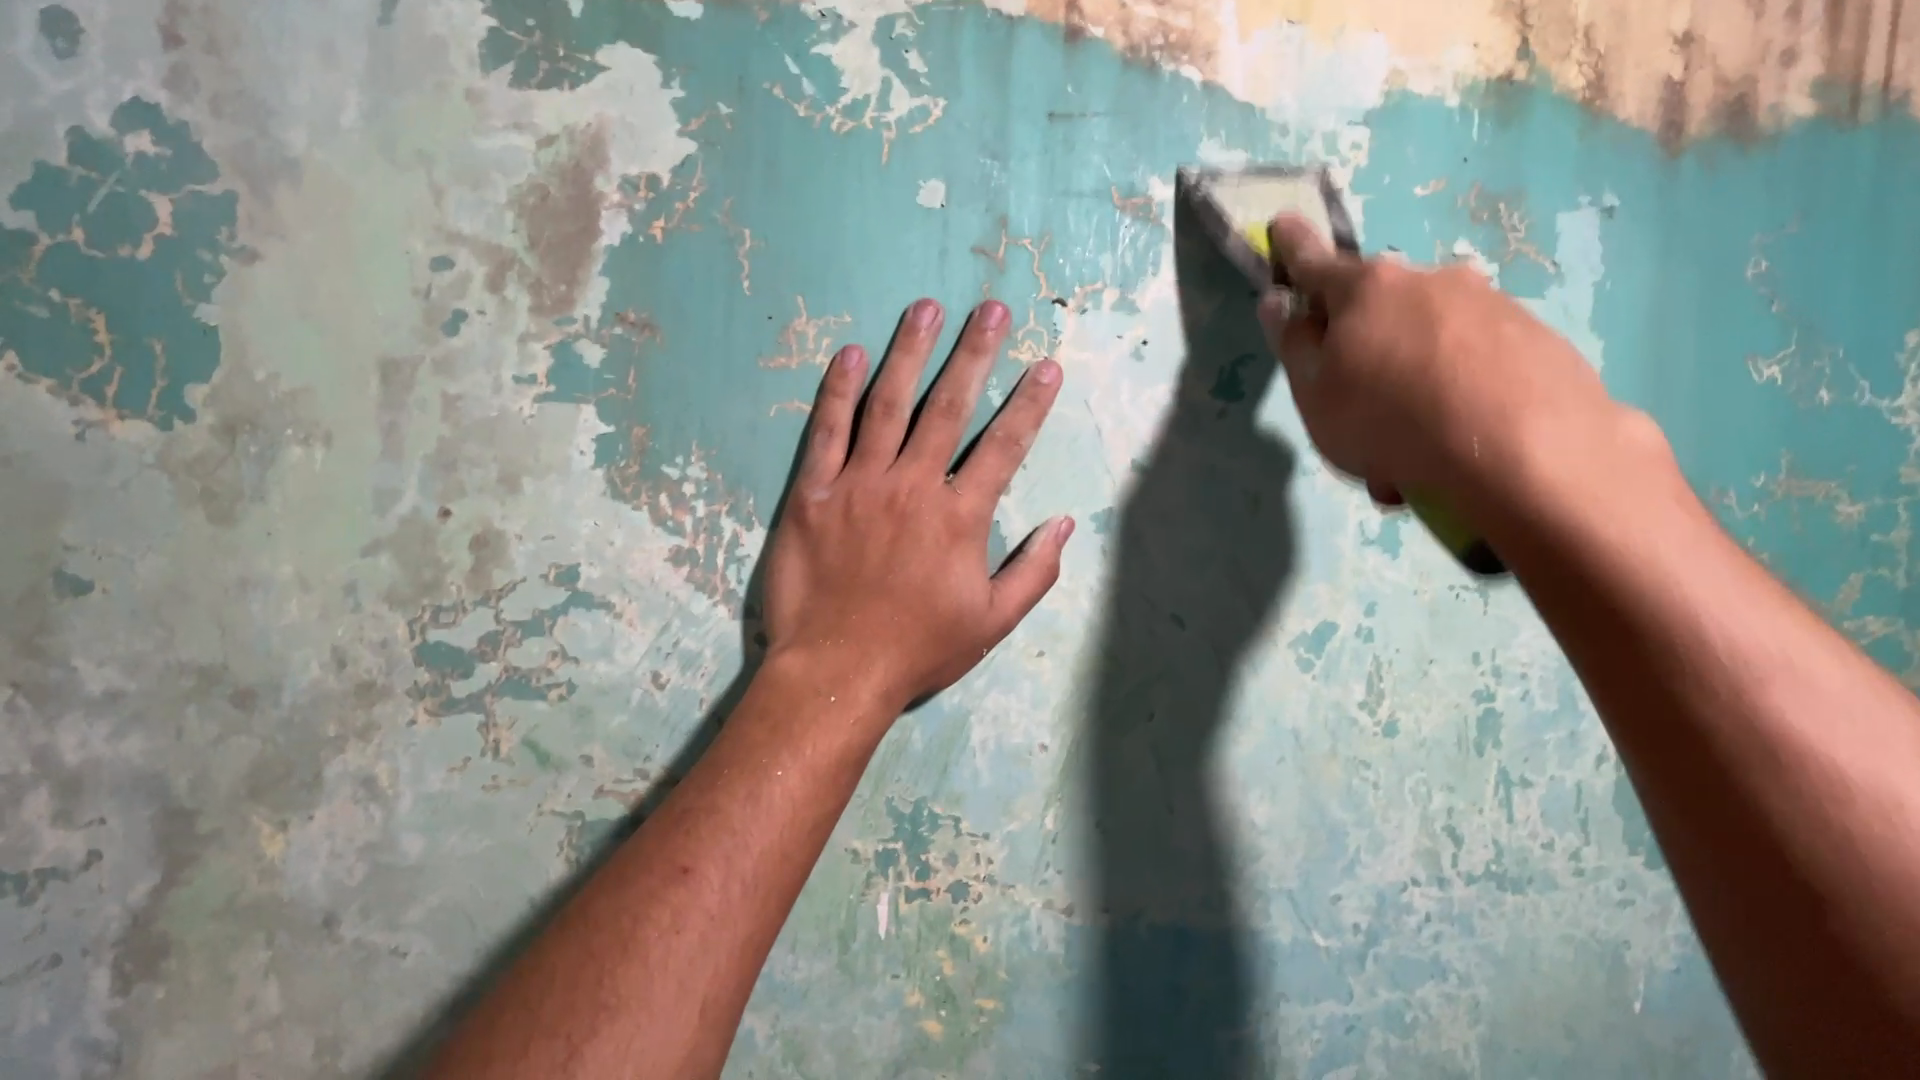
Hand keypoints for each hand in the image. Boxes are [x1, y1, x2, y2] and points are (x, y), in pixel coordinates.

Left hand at [760, 298, 1071, 712]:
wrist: (836, 671)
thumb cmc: (917, 649)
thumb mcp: (992, 623)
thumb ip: (1033, 572)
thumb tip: (1063, 524)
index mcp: (959, 517)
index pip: (1004, 447)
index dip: (1029, 404)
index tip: (1045, 365)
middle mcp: (912, 487)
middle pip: (949, 408)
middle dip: (974, 354)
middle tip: (990, 308)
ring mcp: (859, 485)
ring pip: (888, 405)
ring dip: (909, 353)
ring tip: (925, 309)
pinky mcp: (813, 494)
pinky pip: (827, 433)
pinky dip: (839, 392)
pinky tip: (850, 354)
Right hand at [1257, 215, 1645, 508]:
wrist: (1524, 454)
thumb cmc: (1390, 422)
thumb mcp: (1315, 396)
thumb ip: (1294, 345)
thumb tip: (1279, 302)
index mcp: (1366, 289)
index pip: (1314, 260)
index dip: (1292, 246)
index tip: (1282, 224)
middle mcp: (1429, 280)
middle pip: (1380, 307)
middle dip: (1366, 347)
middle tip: (1360, 411)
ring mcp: (1489, 303)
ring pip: (1430, 341)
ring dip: (1414, 382)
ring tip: (1414, 447)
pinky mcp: (1536, 336)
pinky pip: (1475, 362)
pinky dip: (1460, 394)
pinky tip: (1460, 442)